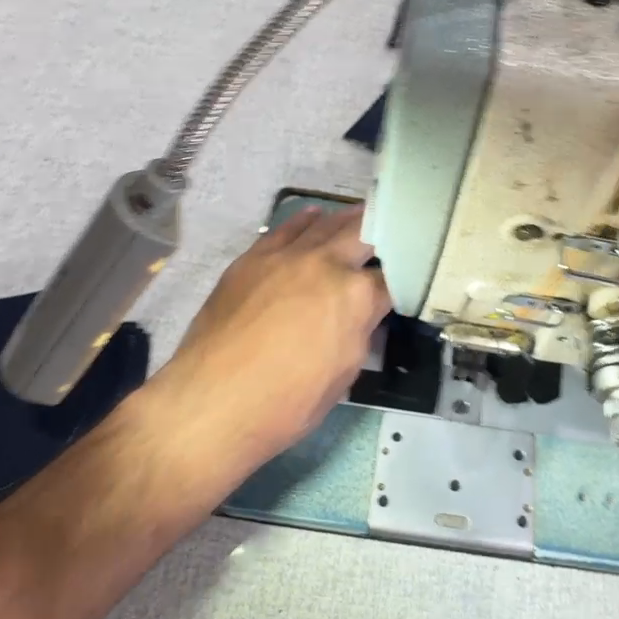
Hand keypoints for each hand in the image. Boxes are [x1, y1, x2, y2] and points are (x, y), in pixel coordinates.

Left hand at [147, 205, 389, 477]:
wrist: (212, 402)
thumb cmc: (287, 403)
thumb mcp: (344, 374)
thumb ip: (361, 331)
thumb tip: (365, 312)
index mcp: (355, 296)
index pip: (392, 275)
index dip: (404, 277)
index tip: (407, 278)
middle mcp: (324, 263)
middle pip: (363, 233)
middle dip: (382, 233)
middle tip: (394, 233)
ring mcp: (285, 256)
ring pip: (325, 223)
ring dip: (347, 219)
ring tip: (361, 216)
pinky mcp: (252, 258)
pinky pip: (285, 228)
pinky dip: (306, 220)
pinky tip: (315, 216)